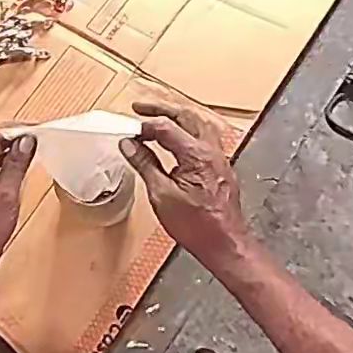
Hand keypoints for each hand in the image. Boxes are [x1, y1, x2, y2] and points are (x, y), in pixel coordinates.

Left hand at [0, 128, 35, 272]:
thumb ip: (16, 164)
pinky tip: (24, 159)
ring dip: (14, 146)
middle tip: (39, 135)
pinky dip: (10, 158)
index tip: (35, 129)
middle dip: (16, 135)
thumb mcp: (6, 193)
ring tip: (35, 144)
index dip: (15, 130)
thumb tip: (27, 141)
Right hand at [120, 101, 253, 270]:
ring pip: (199, 123)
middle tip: (140, 108)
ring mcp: (219, 157)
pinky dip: (188, 130)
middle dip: (162, 109)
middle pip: (186, 116)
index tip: (128, 131)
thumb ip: (145, 164)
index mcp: (196, 154)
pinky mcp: (221, 167)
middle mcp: (211, 150)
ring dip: (178, 117)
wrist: (225, 244)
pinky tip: (178, 138)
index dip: (144, 126)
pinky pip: (205, 137)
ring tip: (158, 117)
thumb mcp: (161, 195)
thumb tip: (129, 145)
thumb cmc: (196, 225)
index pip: (165, 127)